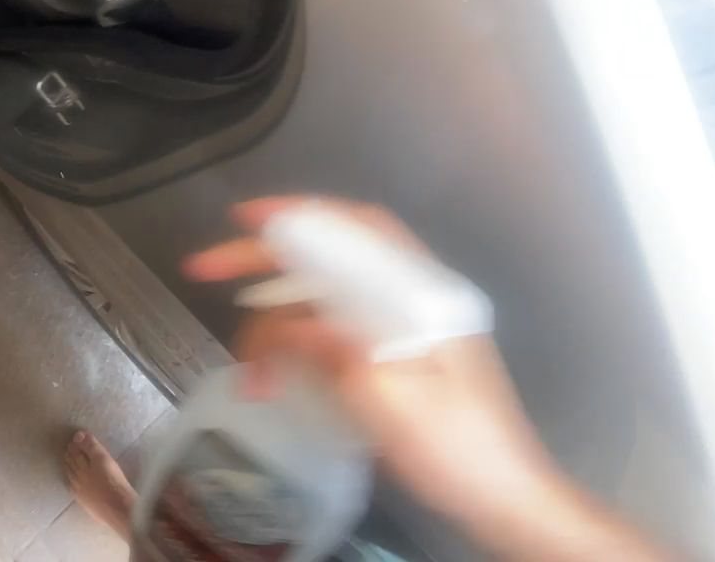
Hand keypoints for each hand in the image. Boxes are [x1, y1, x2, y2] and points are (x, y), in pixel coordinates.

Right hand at [186, 198, 676, 561]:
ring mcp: (397, 319)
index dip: (293, 214)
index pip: (349, 227)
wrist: (510, 501)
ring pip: (320, 292)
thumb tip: (285, 326)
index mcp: (417, 289)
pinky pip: (329, 322)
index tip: (240, 218)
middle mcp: (406, 292)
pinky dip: (294, 335)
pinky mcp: (389, 347)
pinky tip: (275, 361)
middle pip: (325, 254)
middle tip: (205, 267)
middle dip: (261, 258)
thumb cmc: (458, 450)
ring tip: (244, 355)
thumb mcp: (391, 399)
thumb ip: (336, 349)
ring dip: (274, 313)